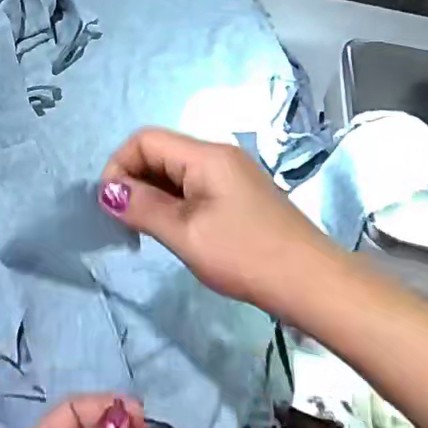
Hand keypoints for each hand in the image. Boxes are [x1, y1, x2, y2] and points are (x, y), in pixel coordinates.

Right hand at [99, 127, 344, 320]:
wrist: (320, 288)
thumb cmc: (247, 256)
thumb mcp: (185, 234)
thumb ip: (142, 207)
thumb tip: (107, 192)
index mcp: (205, 155)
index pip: (144, 140)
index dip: (119, 165)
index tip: (111, 203)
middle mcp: (218, 155)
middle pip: (159, 151)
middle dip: (133, 179)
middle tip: (126, 219)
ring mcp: (232, 174)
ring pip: (175, 170)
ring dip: (152, 192)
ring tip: (147, 227)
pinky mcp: (241, 195)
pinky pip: (193, 185)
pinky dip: (173, 200)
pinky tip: (176, 229)